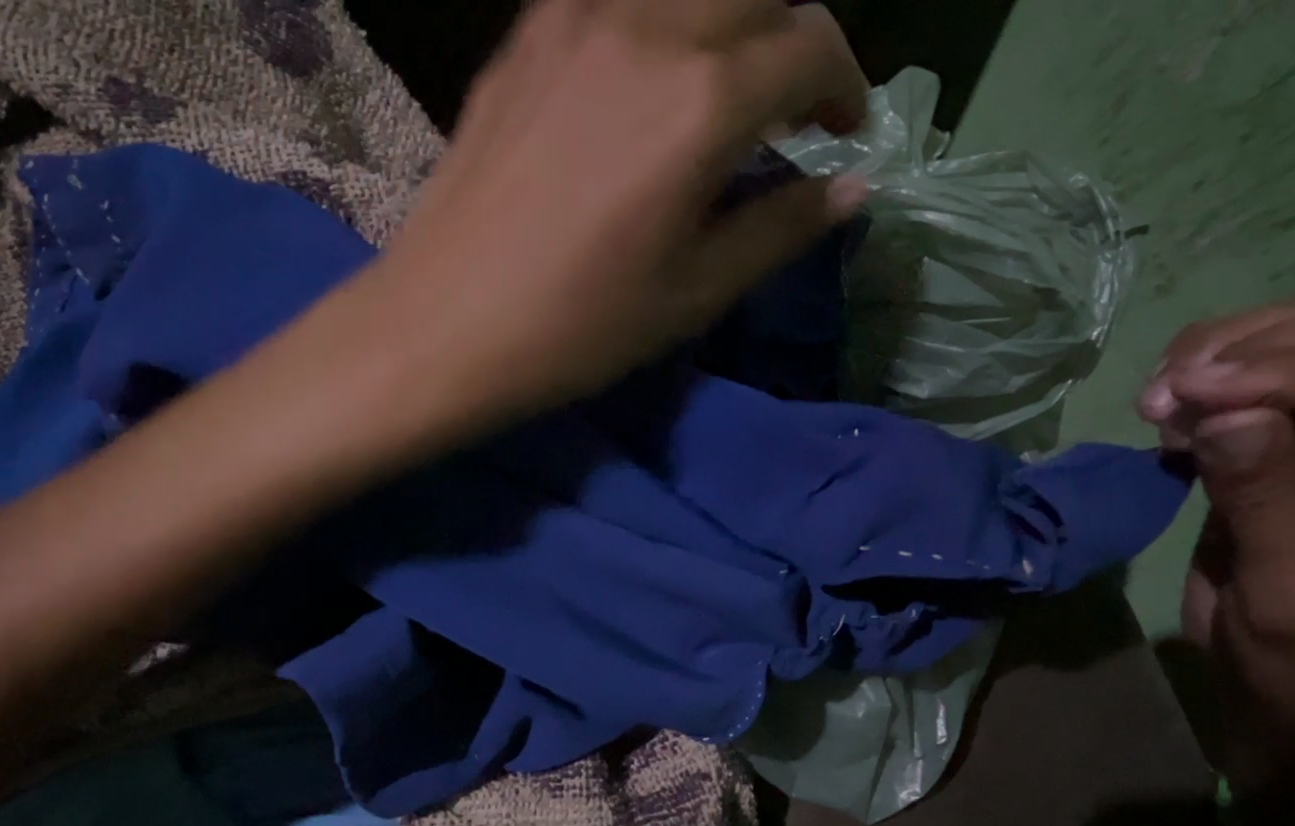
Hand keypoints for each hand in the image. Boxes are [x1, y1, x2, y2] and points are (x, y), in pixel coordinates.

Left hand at [375, 0, 869, 415]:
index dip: (844, 85)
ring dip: (726, 24)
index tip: (841, 133)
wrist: (443, 324)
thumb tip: (852, 186)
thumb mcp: (695, 291)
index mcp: (701, 100)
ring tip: (720, 91)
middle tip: (789, 112)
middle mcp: (645, 29)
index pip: (811, 45)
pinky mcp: (526, 33)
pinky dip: (655, 23)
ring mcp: (576, 19)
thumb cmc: (577, 327)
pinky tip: (645, 79)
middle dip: (792, 43)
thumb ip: (782, 226)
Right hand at [1139, 291, 1294, 786]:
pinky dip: (1215, 364)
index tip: (1189, 390)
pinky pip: (1278, 355)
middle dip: (1266, 347)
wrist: (1282, 686)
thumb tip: (1223, 412)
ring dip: (1232, 345)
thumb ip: (1265, 503)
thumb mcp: (1286, 599)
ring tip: (1160, 398)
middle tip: (1171, 391)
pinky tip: (1172, 406)